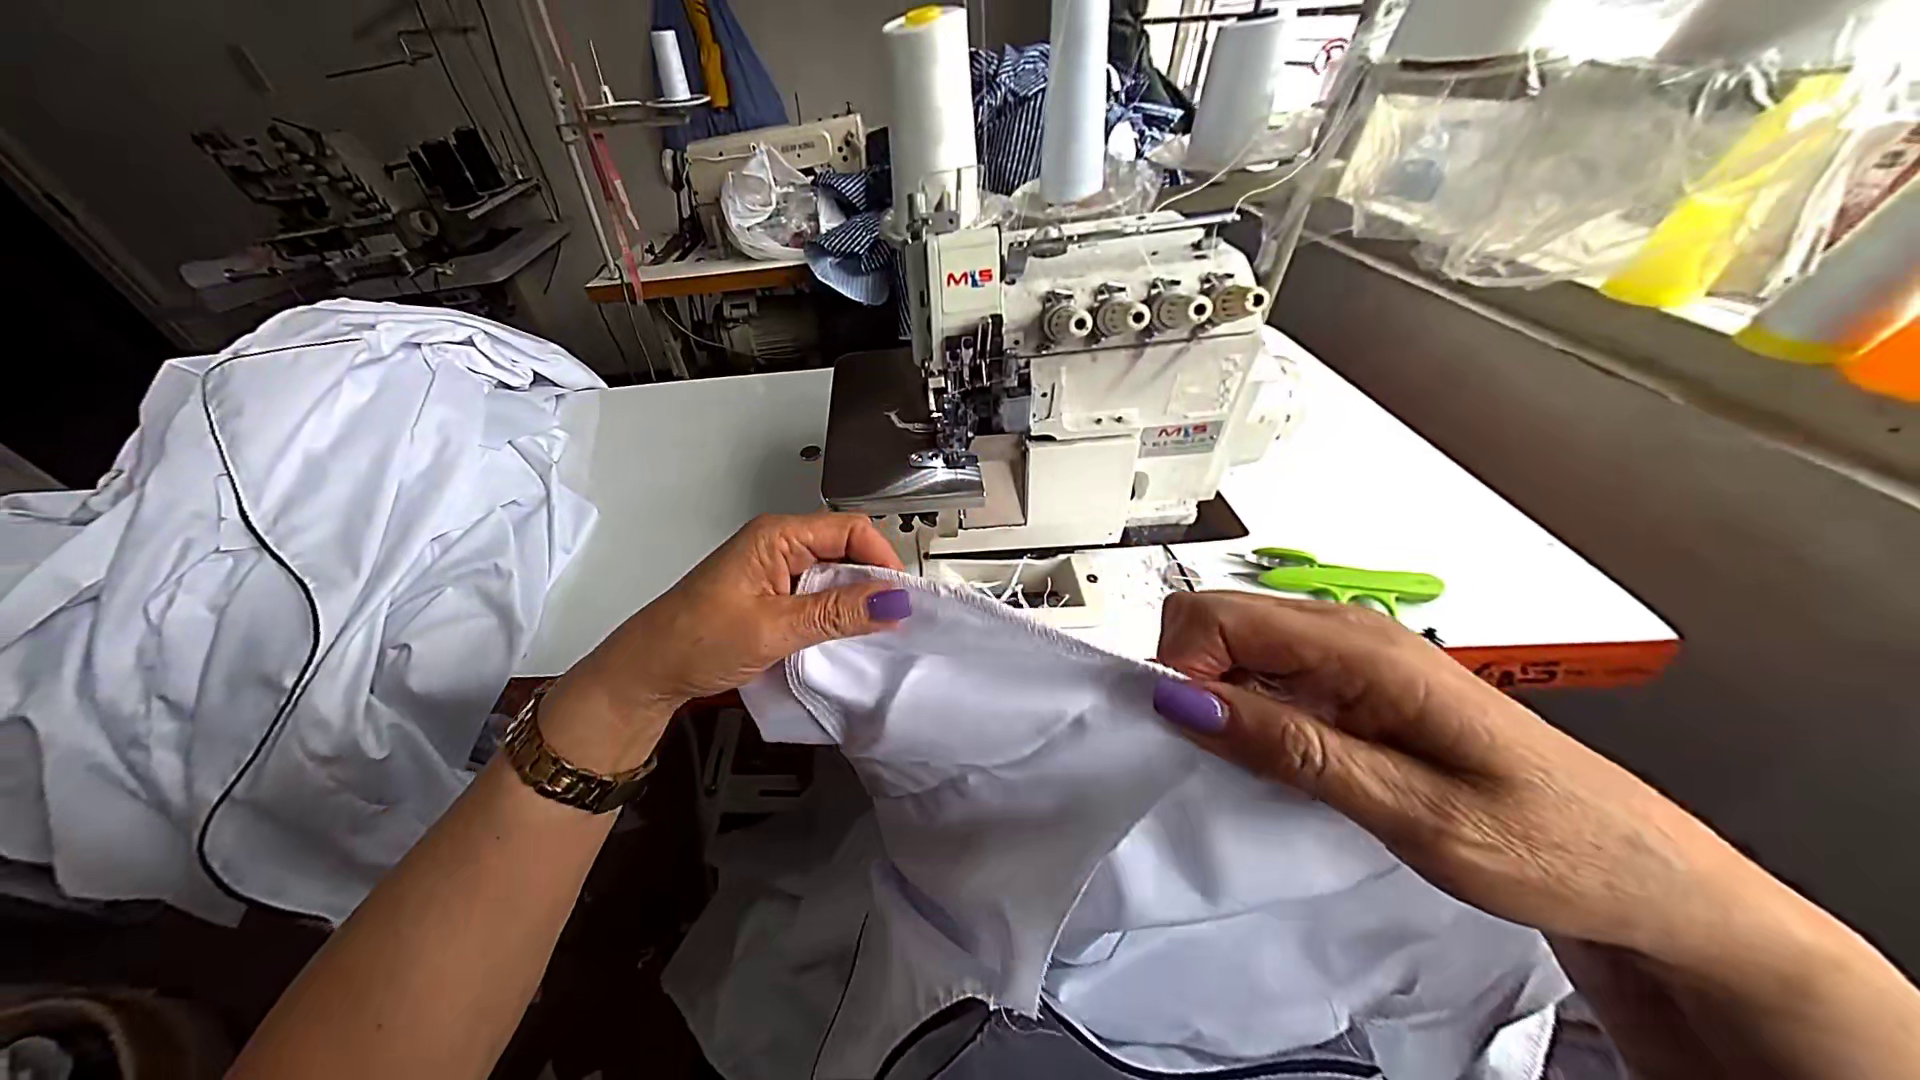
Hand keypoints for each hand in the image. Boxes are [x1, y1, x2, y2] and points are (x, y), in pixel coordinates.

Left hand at [540, 513, 908, 770]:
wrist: (648, 674)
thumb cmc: (692, 640)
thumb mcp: (775, 628)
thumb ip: (838, 613)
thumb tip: (891, 601)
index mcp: (776, 535)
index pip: (850, 529)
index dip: (881, 558)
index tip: (899, 596)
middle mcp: (779, 544)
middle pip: (847, 549)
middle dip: (872, 581)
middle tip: (889, 618)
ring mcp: (777, 568)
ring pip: (835, 573)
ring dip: (854, 599)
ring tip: (865, 628)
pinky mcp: (775, 593)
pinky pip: (820, 592)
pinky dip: (836, 611)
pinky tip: (841, 633)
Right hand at [1147, 590, 1766, 964]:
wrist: (1643, 876)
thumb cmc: (1551, 846)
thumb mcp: (1413, 812)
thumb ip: (1292, 748)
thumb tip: (1188, 701)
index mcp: (1361, 647)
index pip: (1217, 616)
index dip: (1182, 666)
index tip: (1186, 731)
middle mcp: (1348, 632)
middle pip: (1216, 619)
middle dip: (1190, 676)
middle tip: (1214, 749)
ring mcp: (1349, 655)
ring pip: (1234, 644)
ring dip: (1214, 694)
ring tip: (1245, 760)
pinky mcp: (1351, 682)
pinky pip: (1264, 672)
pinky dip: (1243, 707)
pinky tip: (1271, 753)